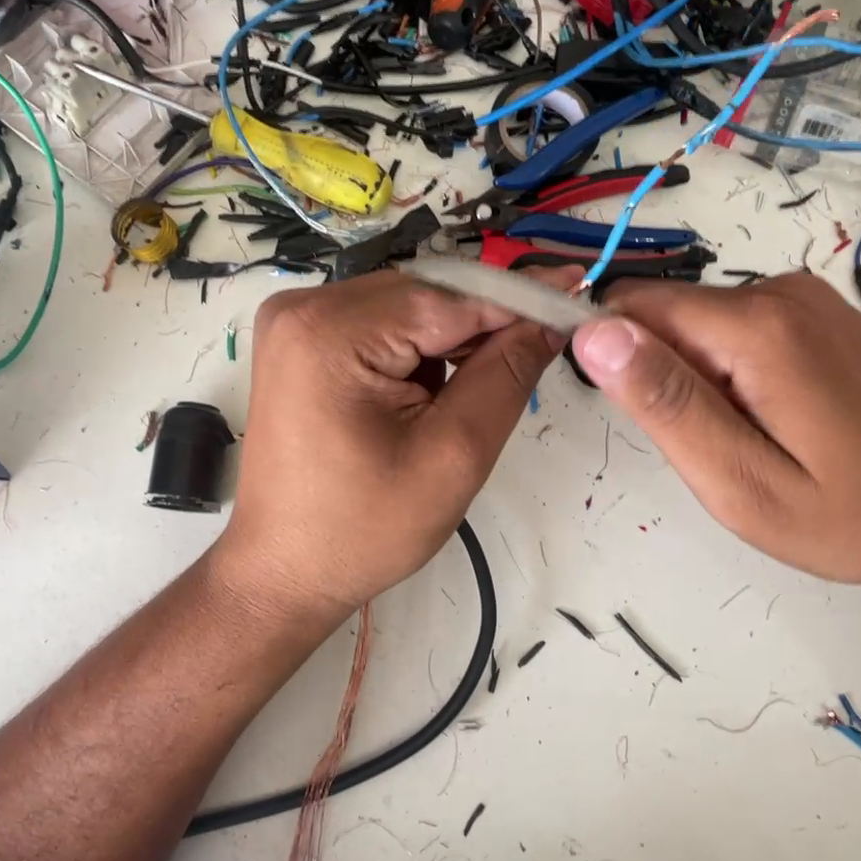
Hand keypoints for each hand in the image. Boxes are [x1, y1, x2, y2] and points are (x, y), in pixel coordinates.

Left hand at [215, 269, 572, 620]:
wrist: (284, 568)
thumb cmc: (364, 530)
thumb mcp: (453, 455)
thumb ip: (506, 374)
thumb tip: (549, 316)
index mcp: (330, 333)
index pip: (446, 296)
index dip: (516, 297)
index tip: (576, 292)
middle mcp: (302, 310)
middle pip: (421, 294)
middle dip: (480, 322)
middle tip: (535, 350)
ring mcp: (291, 323)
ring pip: (401, 306)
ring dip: (446, 338)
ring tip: (468, 392)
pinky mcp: (294, 342)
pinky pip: (373, 324)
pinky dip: (412, 347)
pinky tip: (426, 392)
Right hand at [569, 274, 860, 593]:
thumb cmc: (857, 516)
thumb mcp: (741, 480)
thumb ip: (664, 402)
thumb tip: (593, 332)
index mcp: (755, 327)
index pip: (630, 306)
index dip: (610, 356)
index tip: (637, 417)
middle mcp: (781, 292)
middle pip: (668, 316)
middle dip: (662, 377)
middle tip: (710, 449)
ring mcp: (810, 301)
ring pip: (702, 328)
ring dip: (701, 382)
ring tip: (751, 443)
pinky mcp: (827, 318)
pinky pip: (742, 333)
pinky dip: (736, 376)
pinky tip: (781, 426)